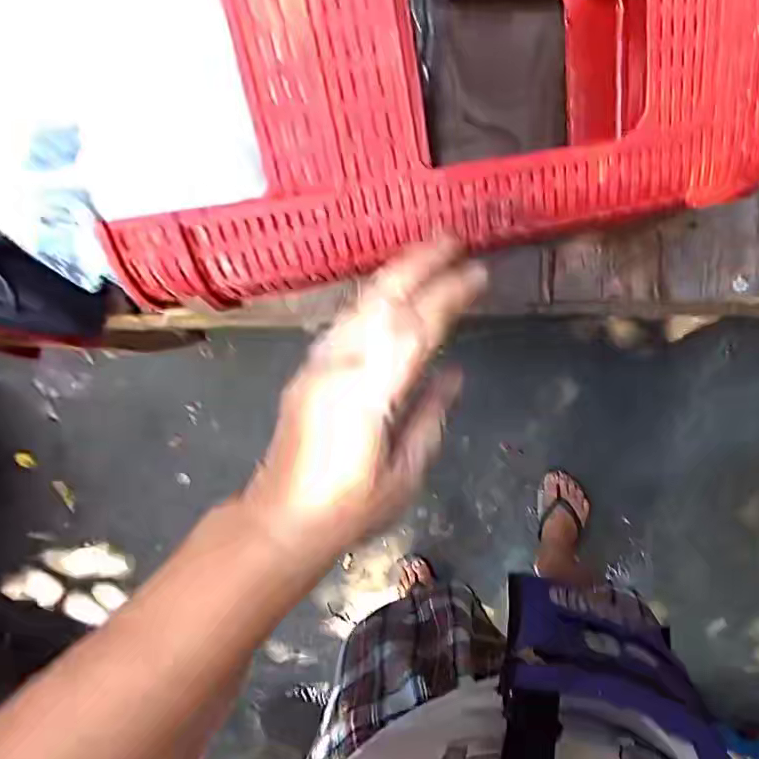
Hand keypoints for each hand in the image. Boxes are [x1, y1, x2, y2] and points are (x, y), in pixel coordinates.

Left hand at [242, 237, 486, 559]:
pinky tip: (387, 294)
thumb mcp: (404, 474)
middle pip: (382, 300)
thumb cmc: (349, 508)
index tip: (477, 273)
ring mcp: (318, 366)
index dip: (449, 296)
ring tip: (425, 254)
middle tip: (451, 238)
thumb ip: (429, 417)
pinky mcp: (308, 372)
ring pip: (359, 305)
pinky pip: (345, 322)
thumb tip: (453, 374)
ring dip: (393, 275)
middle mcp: (340, 367)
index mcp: (370, 393)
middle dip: (418, 263)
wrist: (281, 520)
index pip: (417, 329)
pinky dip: (371, 300)